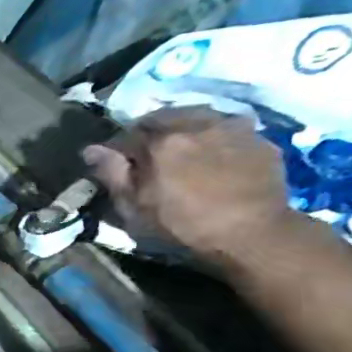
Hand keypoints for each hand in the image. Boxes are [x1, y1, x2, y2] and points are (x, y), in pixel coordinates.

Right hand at [84, 107, 305, 264]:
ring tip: (184, 150)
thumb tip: (91, 150)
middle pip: (164, 117)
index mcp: (161, 142)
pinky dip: (215, 138)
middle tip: (149, 155)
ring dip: (184, 128)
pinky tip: (215, 158)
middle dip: (151, 132)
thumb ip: (112, 174)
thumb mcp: (135, 208)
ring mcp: (232, 127)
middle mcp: (196, 124)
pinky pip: (228, 129)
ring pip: (198, 116)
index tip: (115, 164)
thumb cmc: (183, 227)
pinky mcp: (259, 138)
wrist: (253, 235)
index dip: (117, 149)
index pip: (127, 134)